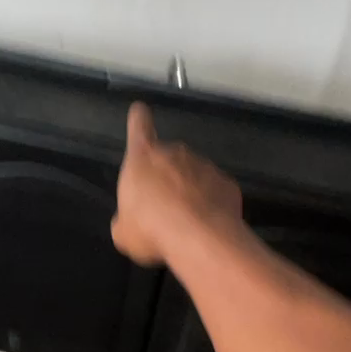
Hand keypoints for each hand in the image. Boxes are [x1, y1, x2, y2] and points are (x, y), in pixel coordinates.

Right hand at [111, 103, 243, 265]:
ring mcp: (204, 165)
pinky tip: (204, 224)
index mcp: (143, 157)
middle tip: (161, 207)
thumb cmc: (151, 228)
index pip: (139, 126)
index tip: (140, 112)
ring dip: (188, 192)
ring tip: (184, 221)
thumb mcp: (123, 230)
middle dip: (165, 177)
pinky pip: (213, 192)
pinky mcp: (227, 183)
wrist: (200, 239)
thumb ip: (126, 216)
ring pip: (193, 175)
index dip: (139, 120)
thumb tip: (132, 219)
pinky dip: (209, 204)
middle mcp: (175, 153)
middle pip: (167, 158)